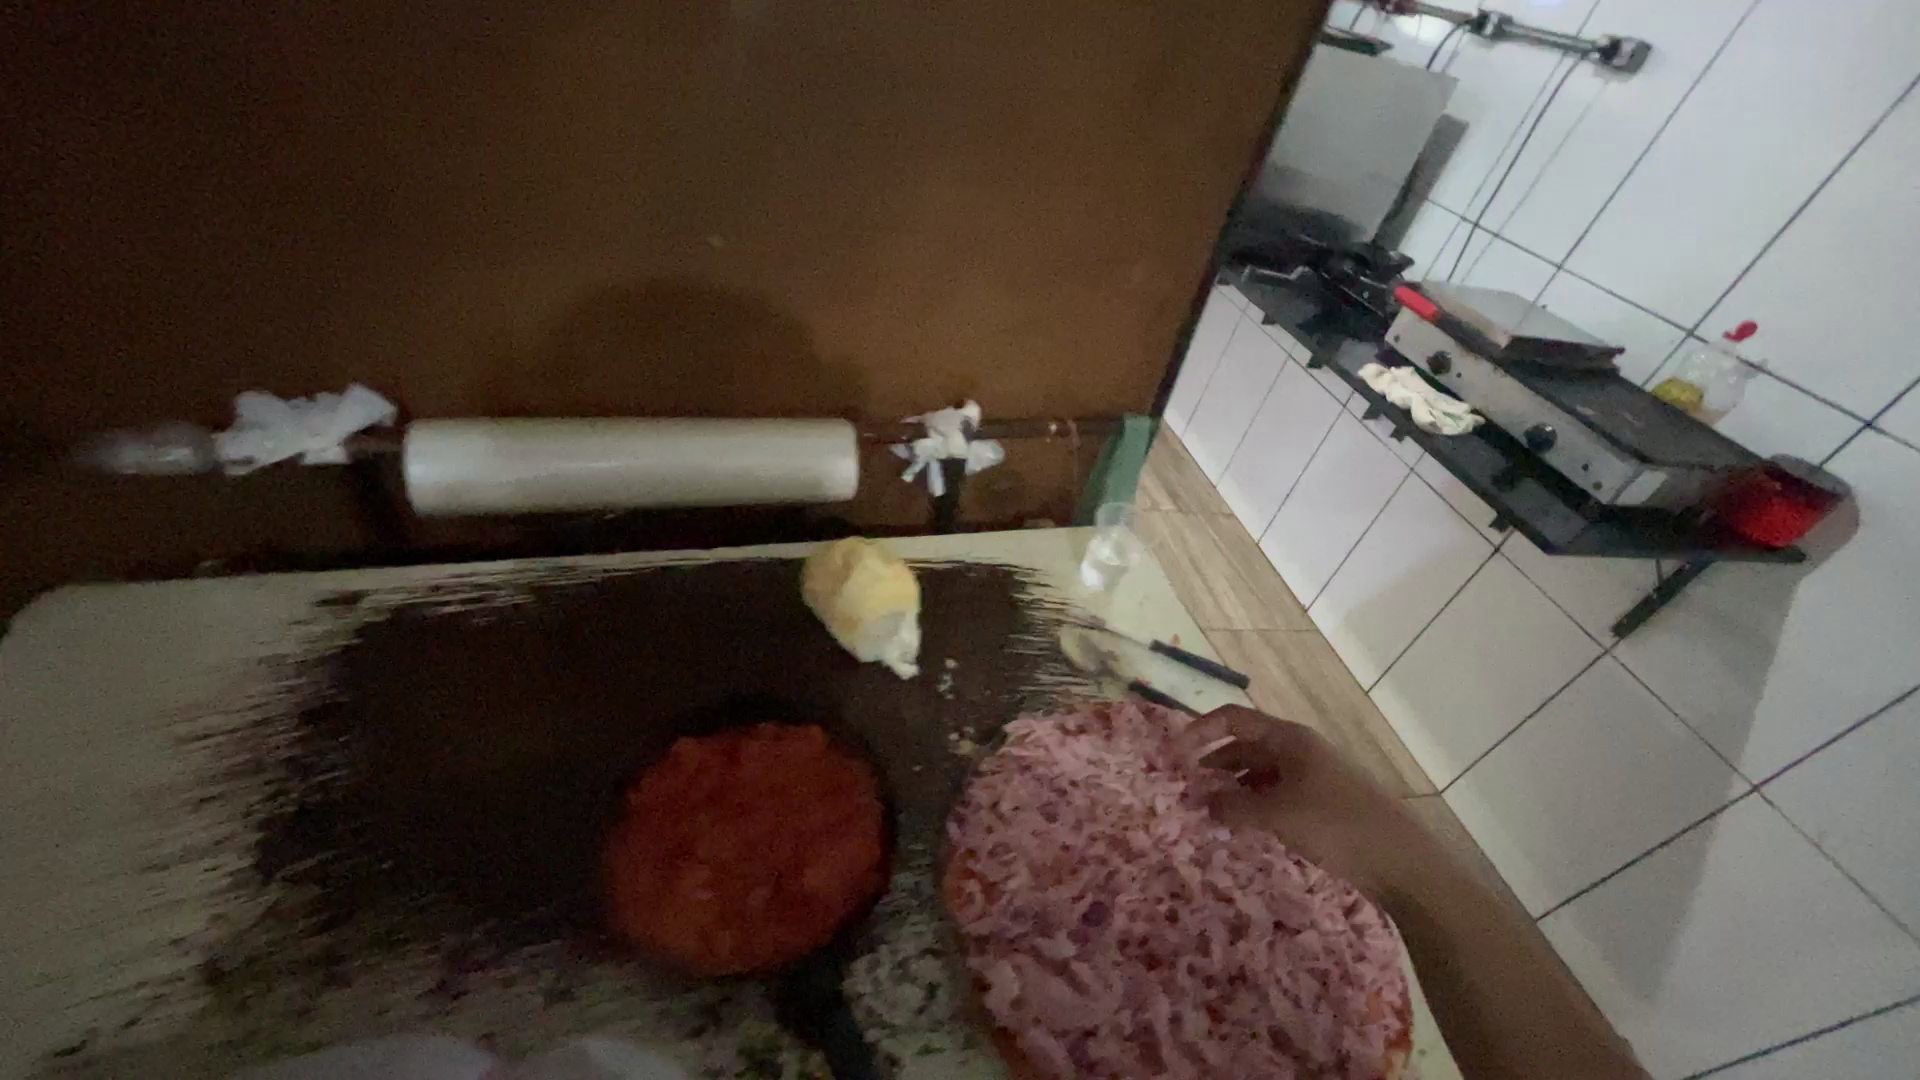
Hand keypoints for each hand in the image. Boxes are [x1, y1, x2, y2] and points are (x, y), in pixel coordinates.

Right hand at [1183, 706, 1432, 900]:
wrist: (1404, 864)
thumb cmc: (1337, 825)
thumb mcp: (1278, 815)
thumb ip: (1234, 807)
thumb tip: (1201, 804)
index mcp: (1290, 738)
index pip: (1234, 719)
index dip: (1201, 730)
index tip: (1175, 754)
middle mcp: (1299, 749)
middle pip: (1245, 745)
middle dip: (1214, 763)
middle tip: (1187, 788)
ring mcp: (1313, 776)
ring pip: (1260, 772)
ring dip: (1233, 787)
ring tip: (1211, 812)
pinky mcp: (1322, 802)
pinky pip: (1276, 793)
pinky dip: (1254, 803)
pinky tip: (1244, 826)